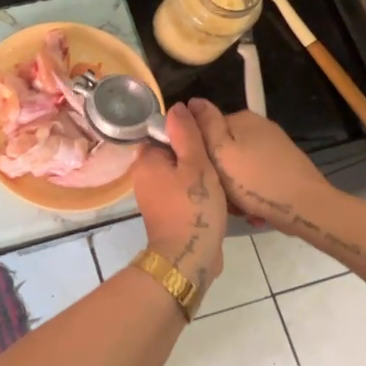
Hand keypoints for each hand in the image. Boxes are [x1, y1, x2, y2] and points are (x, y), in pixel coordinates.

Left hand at [130, 101, 227, 290]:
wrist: (188, 258)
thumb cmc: (193, 207)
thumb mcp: (196, 164)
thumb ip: (186, 134)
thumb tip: (177, 107)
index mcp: (146, 161)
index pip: (162, 133)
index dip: (185, 132)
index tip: (207, 138)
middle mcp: (144, 178)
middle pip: (172, 154)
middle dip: (195, 154)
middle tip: (218, 157)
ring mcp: (155, 198)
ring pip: (180, 174)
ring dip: (198, 174)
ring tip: (220, 174)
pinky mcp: (168, 214)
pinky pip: (183, 192)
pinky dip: (197, 191)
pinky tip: (215, 193)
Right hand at [187, 99, 334, 231]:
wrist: (305, 206)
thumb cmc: (255, 181)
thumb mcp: (220, 152)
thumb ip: (205, 125)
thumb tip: (192, 100)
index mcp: (241, 118)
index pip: (206, 128)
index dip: (200, 151)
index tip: (203, 172)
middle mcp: (258, 125)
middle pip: (225, 147)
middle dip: (220, 171)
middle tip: (223, 193)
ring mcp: (274, 144)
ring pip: (240, 164)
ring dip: (236, 185)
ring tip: (240, 205)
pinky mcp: (285, 163)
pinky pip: (257, 174)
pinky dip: (253, 189)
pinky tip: (255, 206)